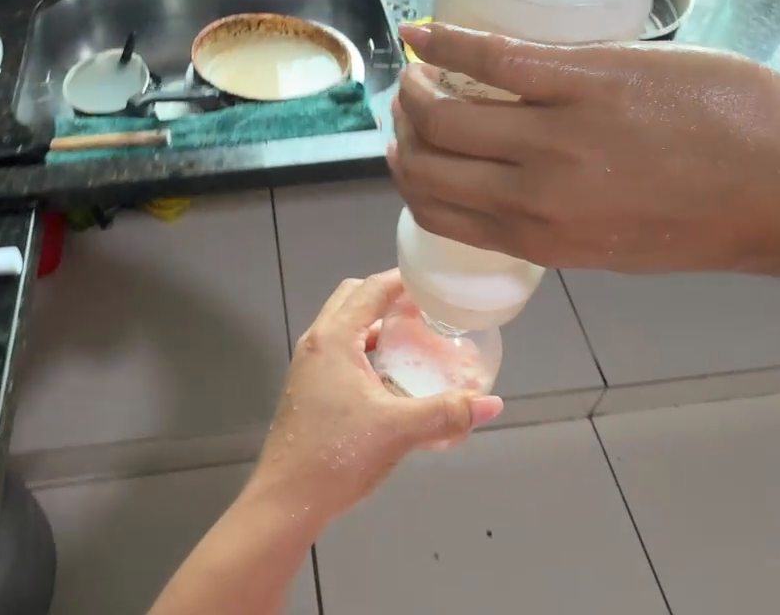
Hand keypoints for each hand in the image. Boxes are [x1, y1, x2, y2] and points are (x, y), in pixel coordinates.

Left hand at [248, 271, 503, 526]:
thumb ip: (447, 413)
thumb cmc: (338, 455)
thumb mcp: (399, 431)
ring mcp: (310, 364)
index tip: (434, 280)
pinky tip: (392, 375)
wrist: (287, 498)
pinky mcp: (309, 386)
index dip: (403, 279)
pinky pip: (341, 349)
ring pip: (345, 324)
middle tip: (425, 307)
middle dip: (388, 295)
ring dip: (376, 322)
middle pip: (354, 298)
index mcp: (333, 338)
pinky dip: (366, 347)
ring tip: (414, 336)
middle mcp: (317, 341)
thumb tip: (492, 403)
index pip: (371, 289)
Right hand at [387, 22, 779, 276]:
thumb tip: (504, 187)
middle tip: (412, 100)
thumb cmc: (711, 218)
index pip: (434, 208)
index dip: (408, 176)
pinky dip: (445, 40)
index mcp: (537, 237)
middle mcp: (530, 194)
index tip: (407, 149)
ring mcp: (554, 134)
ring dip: (415, 86)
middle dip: (405, 128)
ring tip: (419, 67)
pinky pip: (489, 56)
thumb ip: (550, 222)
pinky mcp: (582, 78)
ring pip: (444, 110)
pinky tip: (422, 30)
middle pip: (427, 159)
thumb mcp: (612, 246)